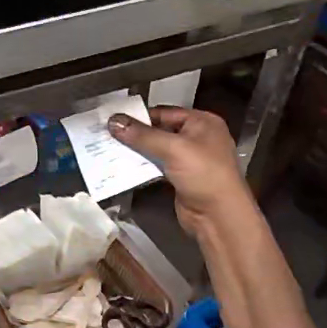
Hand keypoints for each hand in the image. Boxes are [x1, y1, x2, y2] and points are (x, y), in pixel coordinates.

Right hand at [107, 107, 255, 234]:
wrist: (218, 215)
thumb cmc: (203, 174)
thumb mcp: (173, 148)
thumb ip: (142, 135)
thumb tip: (113, 121)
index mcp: (202, 122)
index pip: (165, 112)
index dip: (140, 116)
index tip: (114, 120)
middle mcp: (197, 137)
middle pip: (160, 131)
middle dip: (136, 134)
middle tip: (107, 135)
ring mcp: (189, 159)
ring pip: (157, 150)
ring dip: (137, 152)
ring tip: (109, 149)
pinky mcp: (180, 178)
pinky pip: (157, 167)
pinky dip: (142, 167)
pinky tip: (122, 167)